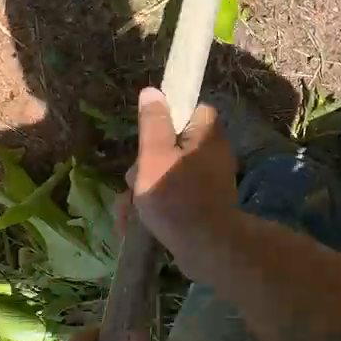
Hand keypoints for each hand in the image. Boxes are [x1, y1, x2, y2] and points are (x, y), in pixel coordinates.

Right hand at [129, 87, 237, 254]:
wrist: (207, 248)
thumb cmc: (176, 196)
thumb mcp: (154, 155)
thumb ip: (152, 123)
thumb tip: (152, 92)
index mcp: (206, 133)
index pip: (187, 110)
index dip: (163, 121)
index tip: (146, 139)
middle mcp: (212, 152)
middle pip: (169, 146)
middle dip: (143, 167)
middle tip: (133, 185)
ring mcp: (209, 180)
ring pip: (166, 175)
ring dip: (143, 192)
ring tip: (128, 213)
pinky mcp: (204, 204)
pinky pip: (174, 196)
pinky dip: (156, 208)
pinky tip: (136, 225)